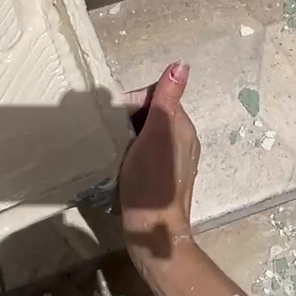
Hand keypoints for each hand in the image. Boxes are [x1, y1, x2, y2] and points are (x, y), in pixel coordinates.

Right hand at [119, 62, 198, 271]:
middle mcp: (184, 138)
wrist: (152, 233)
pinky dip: (133, 151)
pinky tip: (122, 163)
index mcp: (183, 125)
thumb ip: (165, 100)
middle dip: (130, 117)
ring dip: (129, 135)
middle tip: (111, 134)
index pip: (157, 94)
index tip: (115, 117)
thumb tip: (182, 63)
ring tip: (114, 148)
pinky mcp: (165, 176)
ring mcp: (176, 159)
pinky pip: (148, 150)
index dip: (133, 101)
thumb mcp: (155, 135)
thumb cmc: (151, 182)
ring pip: (148, 132)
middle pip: (153, 112)